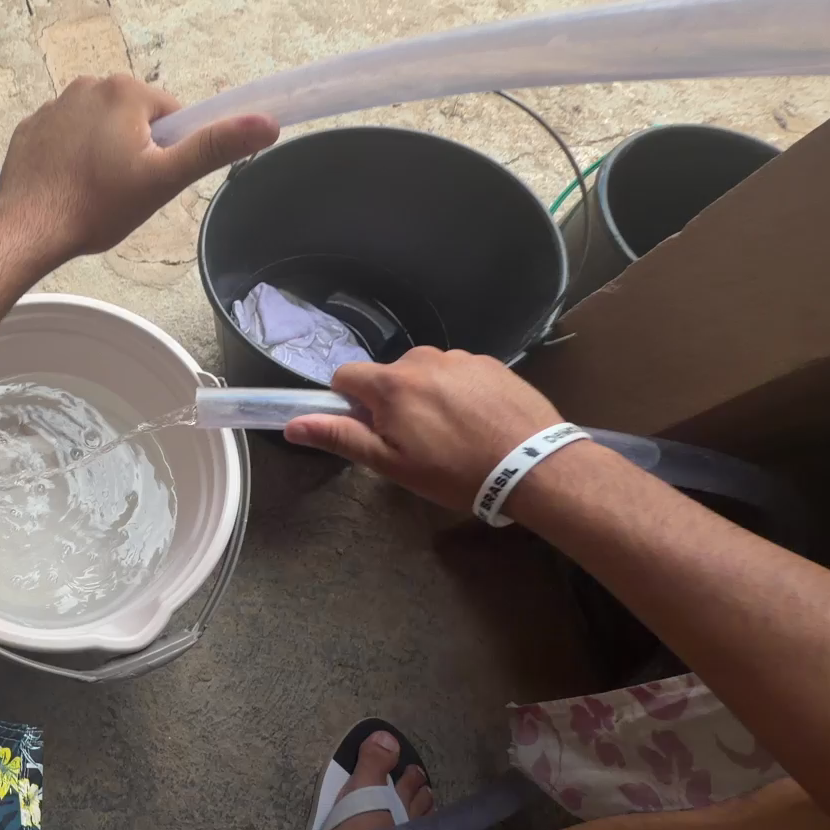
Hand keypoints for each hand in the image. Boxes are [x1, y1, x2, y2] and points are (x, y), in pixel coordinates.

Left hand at [0, 75, 276, 261]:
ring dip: (101, 154)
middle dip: (133, 151)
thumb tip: (268, 123)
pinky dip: (69, 158)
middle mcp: (88, 84)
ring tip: (91, 193)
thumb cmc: (97, 207)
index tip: (148, 180)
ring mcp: (53, 106)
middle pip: (131, 119)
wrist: (28, 229)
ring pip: (96, 128)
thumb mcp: (163, 180)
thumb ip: (213, 147)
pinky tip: (65, 187)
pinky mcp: (29, 129)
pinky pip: (63, 138)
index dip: (167, 152)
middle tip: (120, 192)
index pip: (169, 116)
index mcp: (126, 91)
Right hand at [283, 347, 567, 512]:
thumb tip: (292, 424)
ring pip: (422, 372)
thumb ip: (339, 437)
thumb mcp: (389, 463)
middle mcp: (422, 360)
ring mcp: (461, 358)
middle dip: (389, 400)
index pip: (345, 376)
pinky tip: (476, 420)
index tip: (369, 428)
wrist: (536, 467)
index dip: (348, 402)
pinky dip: (456, 391)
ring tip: (450, 431)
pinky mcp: (492, 363)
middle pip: (386, 375)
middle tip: (413, 439)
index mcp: (390, 383)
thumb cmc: (453, 471)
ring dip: (424, 394)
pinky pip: (457, 372)